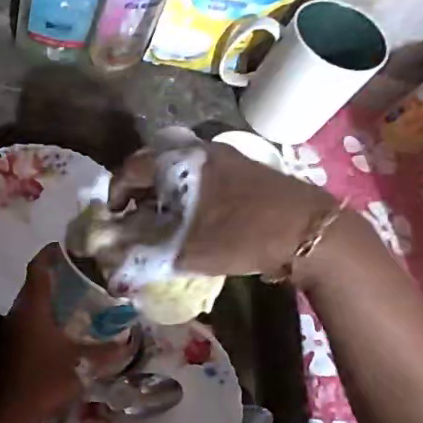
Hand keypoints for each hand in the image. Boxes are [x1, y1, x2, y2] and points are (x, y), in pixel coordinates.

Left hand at [0, 246, 134, 422]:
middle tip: (80, 272)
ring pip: (30, 303)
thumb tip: (130, 339)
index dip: (49, 254)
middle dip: (54, 275)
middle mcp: (18, 313)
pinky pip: (28, 319)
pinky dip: (44, 314)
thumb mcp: (83, 365)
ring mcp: (11, 330)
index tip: (65, 245)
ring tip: (76, 295)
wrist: (14, 411)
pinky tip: (63, 325)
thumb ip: (108, 351)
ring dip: (49, 296)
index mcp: (33, 309)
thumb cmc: (47, 380)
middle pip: (34, 284)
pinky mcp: (11, 346)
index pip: (37, 269)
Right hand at [110, 140, 339, 277]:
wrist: (308, 232)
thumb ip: (144, 260)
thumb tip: (116, 274)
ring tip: (166, 221)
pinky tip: (198, 218)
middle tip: (137, 217)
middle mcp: (199, 149)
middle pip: (155, 163)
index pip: (130, 168)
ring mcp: (227, 156)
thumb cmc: (238, 236)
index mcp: (178, 162)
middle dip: (140, 190)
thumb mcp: (184, 254)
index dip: (115, 193)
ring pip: (181, 167)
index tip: (114, 217)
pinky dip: (190, 190)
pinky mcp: (246, 169)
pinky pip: (204, 173)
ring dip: (166, 190)